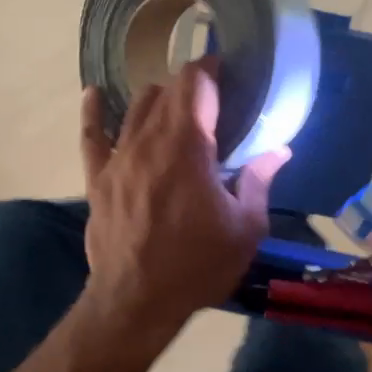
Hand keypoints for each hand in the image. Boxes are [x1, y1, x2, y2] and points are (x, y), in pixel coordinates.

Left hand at [79, 61, 289, 335]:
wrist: (137, 302)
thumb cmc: (198, 265)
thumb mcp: (245, 228)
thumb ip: (259, 182)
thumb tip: (279, 150)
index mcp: (189, 145)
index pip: (196, 83)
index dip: (212, 69)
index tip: (227, 70)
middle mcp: (150, 140)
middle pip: (167, 91)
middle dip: (191, 87)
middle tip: (212, 100)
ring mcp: (119, 157)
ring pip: (136, 107)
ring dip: (158, 100)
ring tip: (175, 109)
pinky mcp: (97, 178)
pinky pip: (91, 135)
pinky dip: (94, 111)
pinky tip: (94, 94)